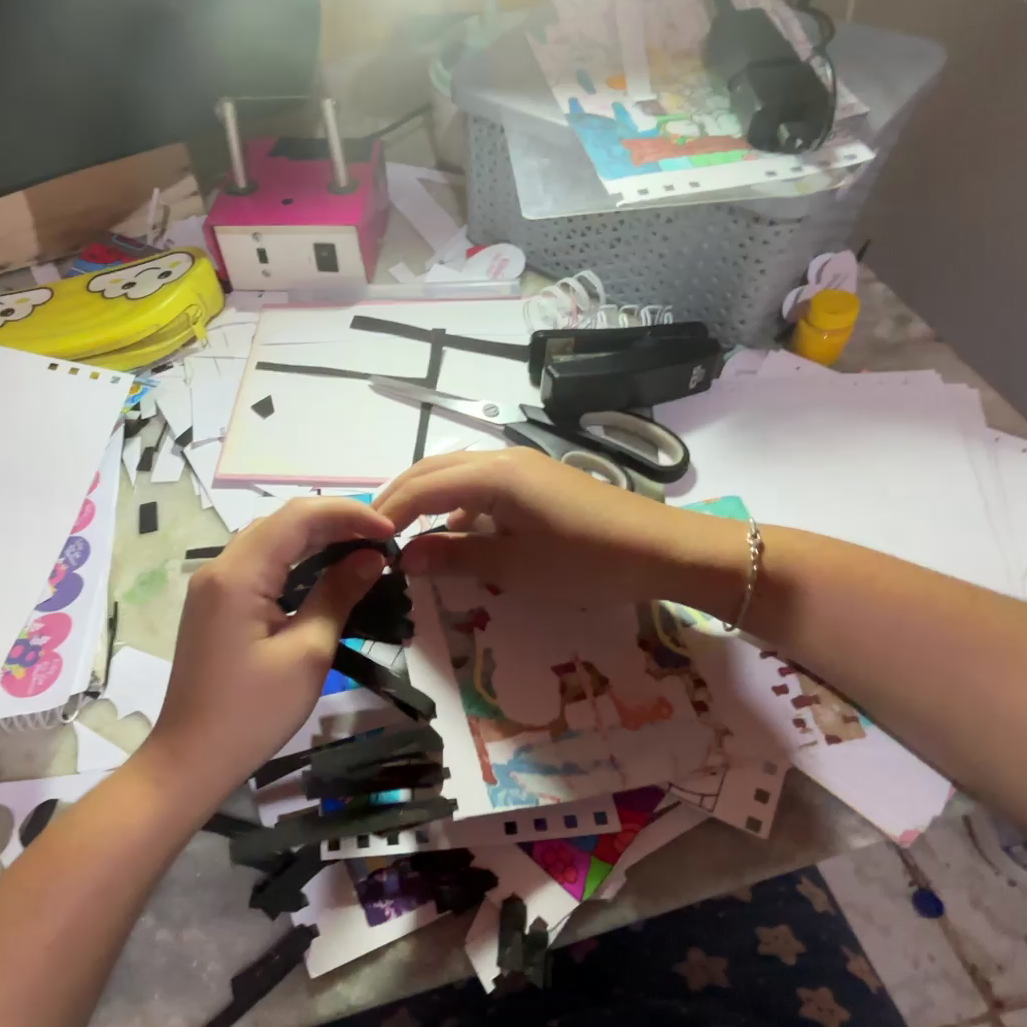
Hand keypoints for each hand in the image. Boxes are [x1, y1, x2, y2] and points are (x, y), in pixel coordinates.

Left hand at [144, 497, 393, 801]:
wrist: (191, 758)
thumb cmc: (252, 713)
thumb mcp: (307, 654)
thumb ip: (337, 596)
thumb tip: (369, 559)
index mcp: (238, 573)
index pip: (298, 517)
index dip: (348, 514)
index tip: (390, 531)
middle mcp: (220, 567)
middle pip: (283, 522)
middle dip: (335, 522)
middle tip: (383, 540)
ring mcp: (214, 585)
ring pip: (271, 540)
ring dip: (317, 539)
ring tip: (363, 551)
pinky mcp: (217, 604)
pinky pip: (260, 564)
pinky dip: (296, 561)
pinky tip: (326, 572)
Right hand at [374, 448, 691, 605]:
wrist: (662, 550)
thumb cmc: (587, 561)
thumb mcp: (515, 567)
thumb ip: (455, 557)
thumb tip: (404, 560)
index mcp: (494, 475)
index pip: (422, 486)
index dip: (389, 513)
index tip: (364, 544)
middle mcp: (503, 459)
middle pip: (433, 470)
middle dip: (400, 500)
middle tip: (373, 536)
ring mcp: (522, 466)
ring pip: (457, 476)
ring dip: (427, 500)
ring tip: (405, 536)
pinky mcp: (538, 481)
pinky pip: (482, 486)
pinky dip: (457, 505)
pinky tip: (456, 532)